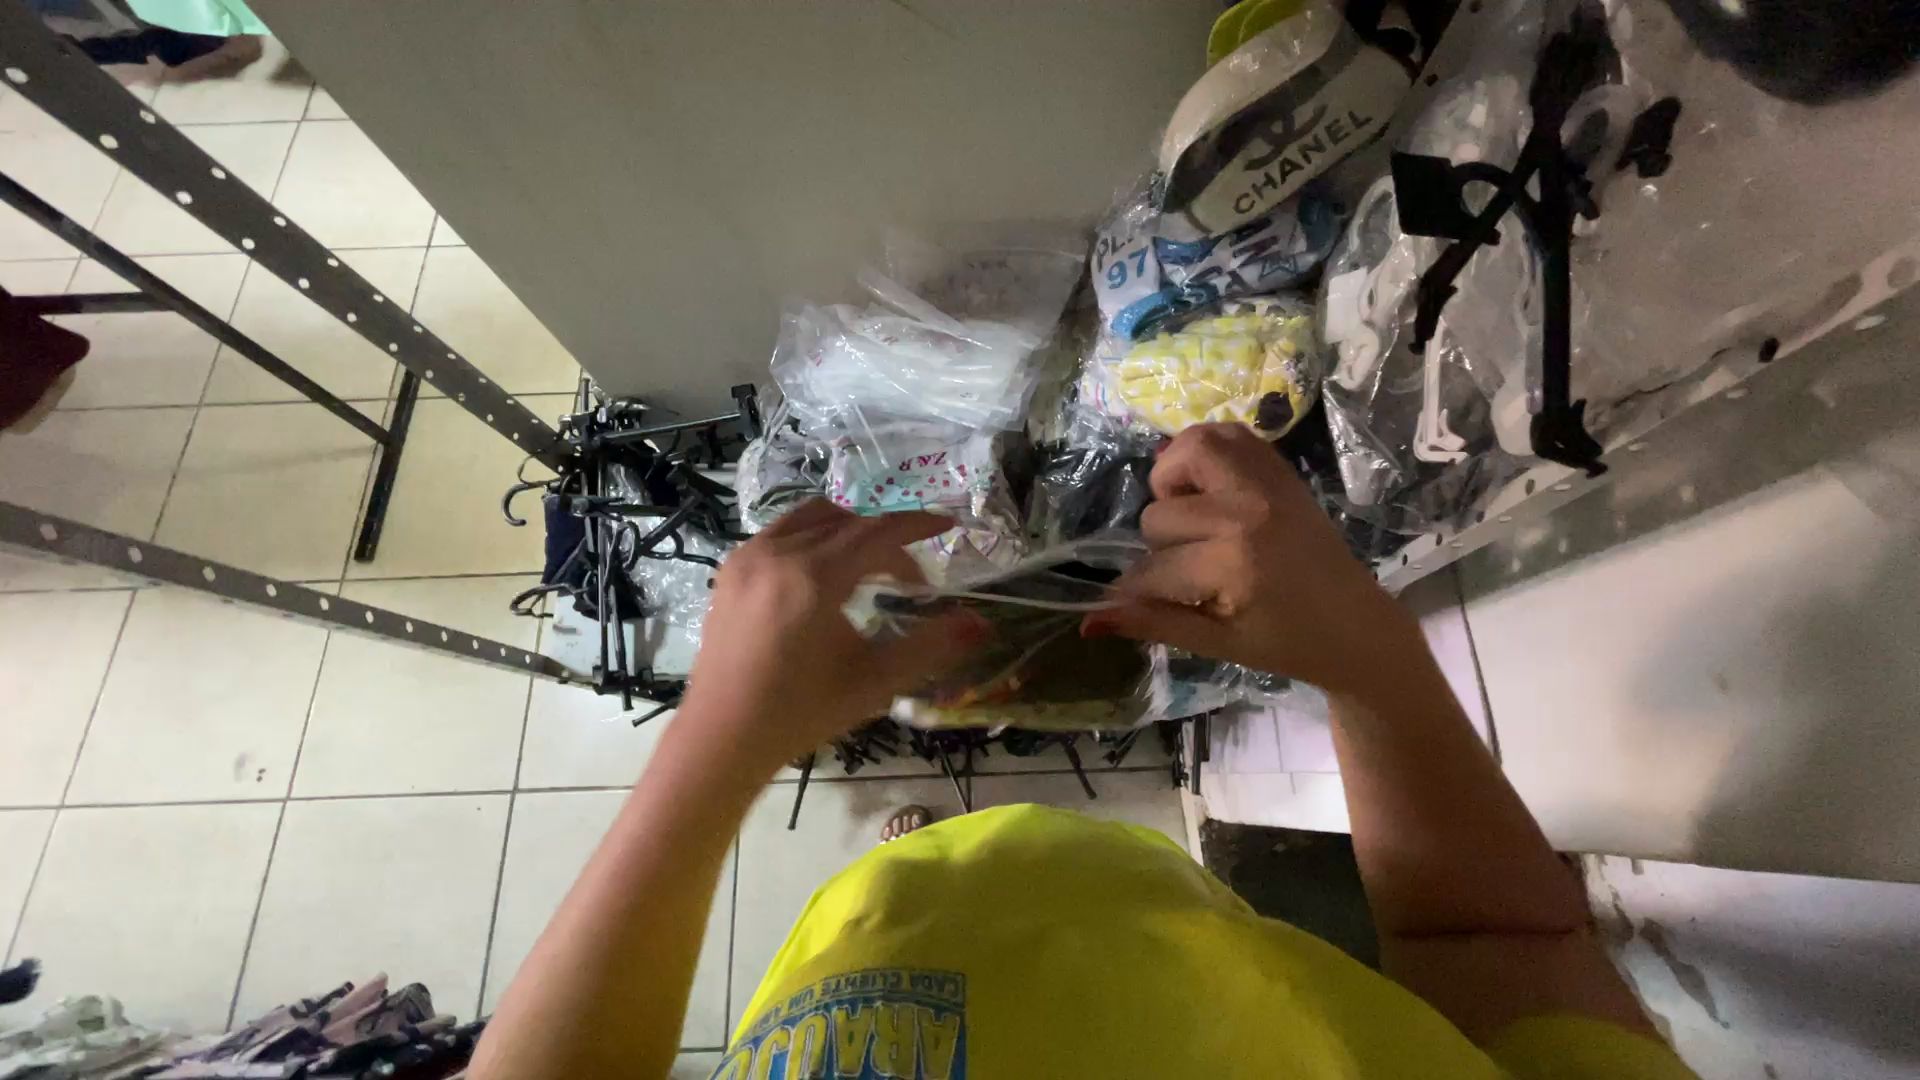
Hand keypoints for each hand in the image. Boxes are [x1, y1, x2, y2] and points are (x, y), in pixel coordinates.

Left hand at [674, 499, 986, 773]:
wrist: (722, 737)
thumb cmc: (801, 712)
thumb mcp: (874, 682)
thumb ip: (930, 647)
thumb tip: (980, 623)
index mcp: (815, 578)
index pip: (878, 532)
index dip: (918, 525)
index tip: (947, 524)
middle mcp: (779, 554)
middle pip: (849, 522)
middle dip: (887, 539)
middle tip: (909, 576)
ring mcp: (749, 557)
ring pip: (812, 517)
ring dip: (850, 530)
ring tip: (870, 565)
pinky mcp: (731, 568)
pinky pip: (782, 531)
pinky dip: (814, 537)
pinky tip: (823, 574)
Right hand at [1083, 423, 1422, 697]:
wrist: (1356, 625)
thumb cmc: (1285, 642)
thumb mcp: (1215, 643)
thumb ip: (1151, 623)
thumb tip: (1088, 622)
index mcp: (1233, 564)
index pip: (1149, 570)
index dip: (1137, 591)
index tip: (1144, 604)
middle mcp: (1245, 512)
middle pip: (1157, 515)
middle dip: (1162, 547)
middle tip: (1190, 568)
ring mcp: (1265, 482)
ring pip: (1184, 453)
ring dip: (1173, 486)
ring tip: (1190, 516)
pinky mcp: (1277, 468)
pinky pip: (1222, 432)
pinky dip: (1201, 451)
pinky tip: (1204, 486)